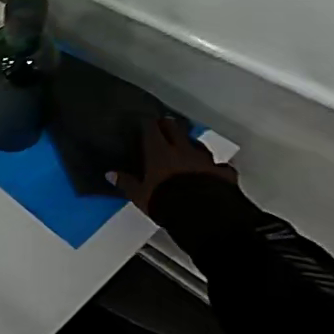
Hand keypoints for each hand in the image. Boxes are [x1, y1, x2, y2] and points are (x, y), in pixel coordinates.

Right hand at [109, 118, 236, 216]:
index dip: (148, 123)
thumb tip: (110, 174)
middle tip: (165, 124)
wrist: (203, 213)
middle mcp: (183, 151)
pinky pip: (219, 166)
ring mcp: (206, 160)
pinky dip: (214, 167)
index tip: (144, 119)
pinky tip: (213, 170)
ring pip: (198, 145)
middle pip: (176, 130)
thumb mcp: (139, 195)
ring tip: (188, 146)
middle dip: (169, 125)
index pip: (152, 130)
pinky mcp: (224, 173)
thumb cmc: (163, 200)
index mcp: (160, 153)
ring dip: (191, 144)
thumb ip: (126, 183)